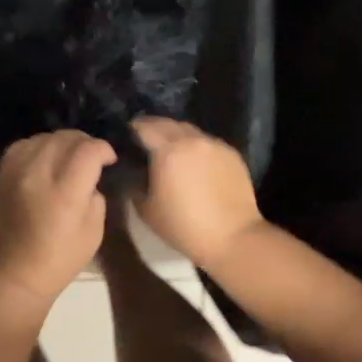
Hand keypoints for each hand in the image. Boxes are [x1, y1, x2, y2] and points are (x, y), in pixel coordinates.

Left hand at [0, 130, 115, 305]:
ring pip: (40, 138)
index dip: (103, 149)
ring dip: (58, 142)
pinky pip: (19, 147)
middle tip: (90, 154)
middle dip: (83, 141)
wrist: (11, 274)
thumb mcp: (93, 233)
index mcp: (65, 192)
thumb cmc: (57, 260)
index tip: (108, 158)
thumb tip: (90, 177)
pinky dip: (35, 146)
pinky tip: (42, 158)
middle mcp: (37, 174)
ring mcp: (14, 171)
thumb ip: (94, 197)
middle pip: (64, 138)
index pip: (88, 150)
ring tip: (66, 154)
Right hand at [132, 118, 264, 269]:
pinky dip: (197, 147)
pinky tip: (196, 164)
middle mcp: (192, 140)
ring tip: (172, 152)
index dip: (133, 129)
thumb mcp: (146, 210)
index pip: (145, 126)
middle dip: (154, 128)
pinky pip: (208, 143)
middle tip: (146, 142)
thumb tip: (132, 171)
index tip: (127, 137)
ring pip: (190, 131)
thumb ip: (134, 184)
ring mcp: (215, 145)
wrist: (234, 238)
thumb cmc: (184, 226)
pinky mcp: (232, 155)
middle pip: (168, 123)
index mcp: (168, 150)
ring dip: (177, 136)